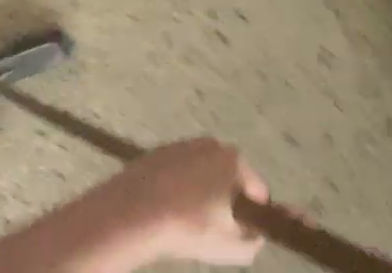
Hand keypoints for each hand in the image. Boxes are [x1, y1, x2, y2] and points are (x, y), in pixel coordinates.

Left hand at [93, 137, 266, 266]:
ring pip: (202, 172)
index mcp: (232, 160)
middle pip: (229, 176)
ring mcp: (178, 144)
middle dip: (227, 197)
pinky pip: (177, 170)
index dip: (254, 214)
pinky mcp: (154, 151)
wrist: (134, 212)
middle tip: (217, 224)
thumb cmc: (190, 227)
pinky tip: (170, 204)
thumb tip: (253, 231)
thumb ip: (255, 240)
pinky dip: (178, 184)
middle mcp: (207, 144)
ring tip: (191, 216)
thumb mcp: (236, 247)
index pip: (257, 190)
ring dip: (202, 189)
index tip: (242, 230)